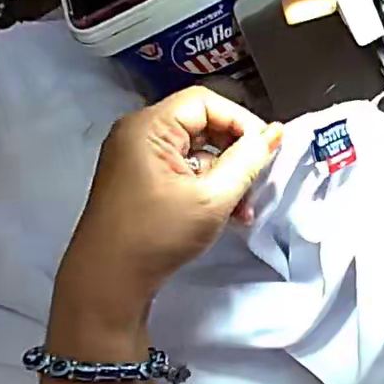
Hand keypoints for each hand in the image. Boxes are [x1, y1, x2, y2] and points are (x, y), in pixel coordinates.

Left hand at [56, 87, 283, 334]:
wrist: (108, 280)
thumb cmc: (157, 235)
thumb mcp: (212, 198)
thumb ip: (248, 161)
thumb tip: (275, 133)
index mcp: (149, 127)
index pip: (205, 103)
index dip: (241, 122)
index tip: (266, 152)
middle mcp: (140, 135)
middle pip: (201, 124)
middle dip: (236, 151)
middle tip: (257, 180)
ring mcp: (138, 159)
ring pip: (196, 150)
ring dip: (226, 173)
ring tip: (244, 206)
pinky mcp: (142, 181)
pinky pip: (184, 170)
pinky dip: (208, 185)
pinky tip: (227, 212)